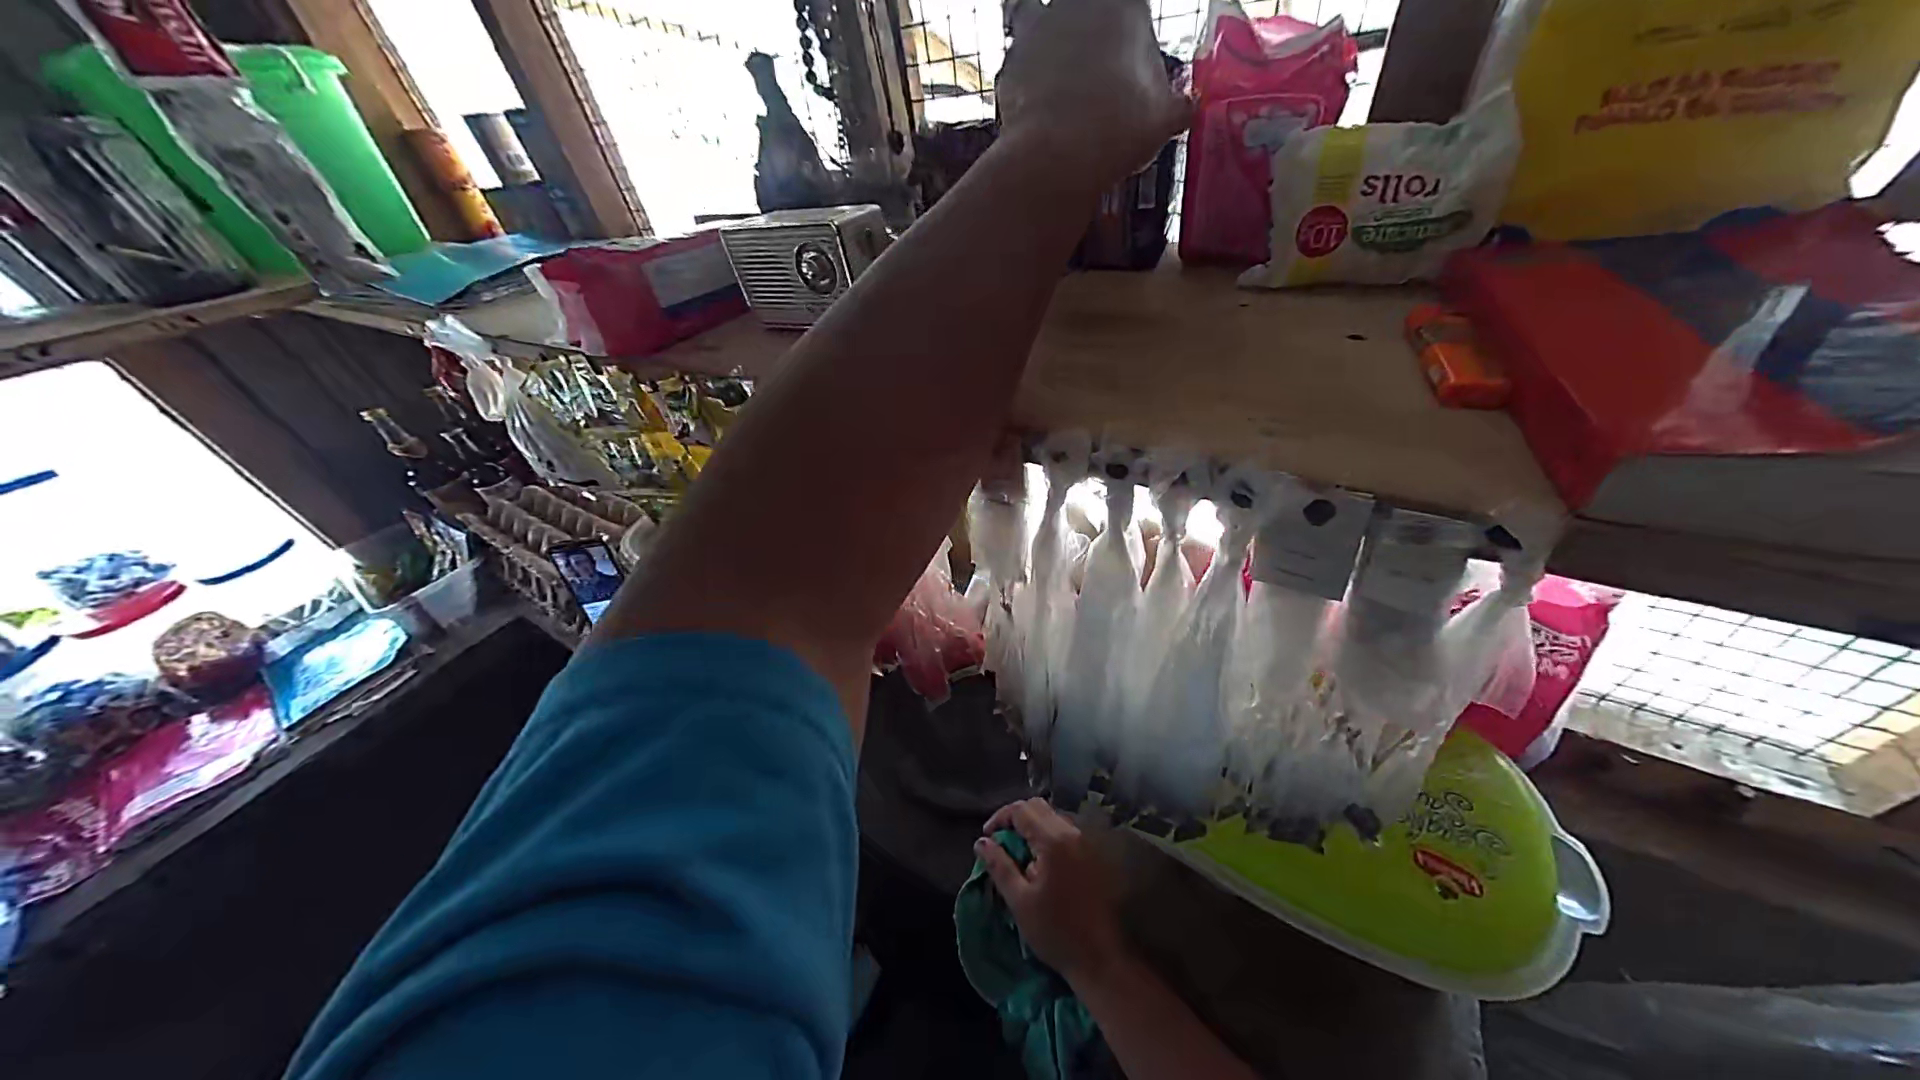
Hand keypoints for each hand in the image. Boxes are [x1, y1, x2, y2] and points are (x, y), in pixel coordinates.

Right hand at [976, 798, 1128, 982]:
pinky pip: (1066, 831)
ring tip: (1018, 854)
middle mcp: (1073, 834)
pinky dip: (1047, 836)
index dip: (1000, 818)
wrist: (1100, 959)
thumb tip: (981, 842)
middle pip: (1039, 807)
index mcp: (1054, 841)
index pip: (1021, 809)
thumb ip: (999, 866)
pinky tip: (1040, 862)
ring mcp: (1086, 843)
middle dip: (1015, 819)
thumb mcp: (1019, 900)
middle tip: (1001, 843)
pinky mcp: (1093, 855)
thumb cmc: (1055, 931)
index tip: (987, 838)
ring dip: (1032, 827)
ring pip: (1053, 817)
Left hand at [996, 0, 1192, 185]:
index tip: (1133, 54)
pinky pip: (1018, 69)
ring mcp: (1036, 32)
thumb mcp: (1164, 119)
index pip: (1132, 8)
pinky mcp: (1008, 67)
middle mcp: (1076, 5)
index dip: (1132, 33)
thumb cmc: (1119, 129)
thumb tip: (1185, 108)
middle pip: (1082, 11)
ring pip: (1036, 19)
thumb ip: (1177, 105)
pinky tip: (1037, 111)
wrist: (1058, 157)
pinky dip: (1026, 85)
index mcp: (1124, 5)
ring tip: (1060, 82)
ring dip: (1047, 43)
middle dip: (1089, 34)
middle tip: (1097, 70)